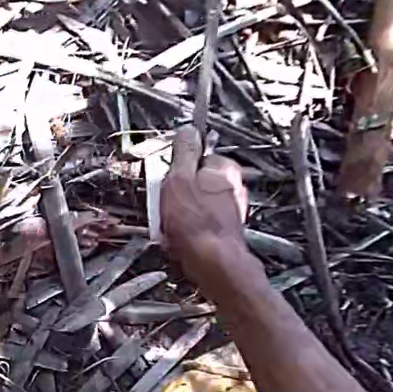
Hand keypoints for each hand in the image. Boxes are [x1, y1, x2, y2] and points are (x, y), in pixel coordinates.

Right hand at [157, 128, 249, 281]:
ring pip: (190, 203)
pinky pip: (194, 222)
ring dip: (175, 213)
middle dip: (172, 194)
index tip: (163, 181)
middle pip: (190, 181)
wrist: (211, 262)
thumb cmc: (196, 223)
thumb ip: (183, 153)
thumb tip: (186, 130)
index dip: (172, 170)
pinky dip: (183, 228)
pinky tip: (177, 236)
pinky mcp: (220, 228)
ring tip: (169, 225)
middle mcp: (230, 185)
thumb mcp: (179, 179)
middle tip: (164, 206)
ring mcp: (226, 208)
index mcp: (223, 168)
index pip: (192, 158)